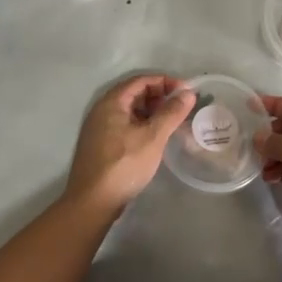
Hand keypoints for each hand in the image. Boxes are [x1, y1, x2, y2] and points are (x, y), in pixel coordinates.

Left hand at [64, 74, 194, 215]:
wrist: (93, 201)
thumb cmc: (124, 164)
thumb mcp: (152, 137)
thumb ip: (171, 113)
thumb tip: (188, 92)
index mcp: (111, 102)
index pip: (141, 81)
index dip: (165, 82)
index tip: (187, 92)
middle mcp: (102, 111)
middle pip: (134, 94)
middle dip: (160, 97)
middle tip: (182, 109)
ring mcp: (100, 129)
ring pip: (131, 112)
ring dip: (153, 113)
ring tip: (174, 123)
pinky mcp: (102, 145)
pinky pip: (126, 126)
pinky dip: (143, 126)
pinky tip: (157, 139)